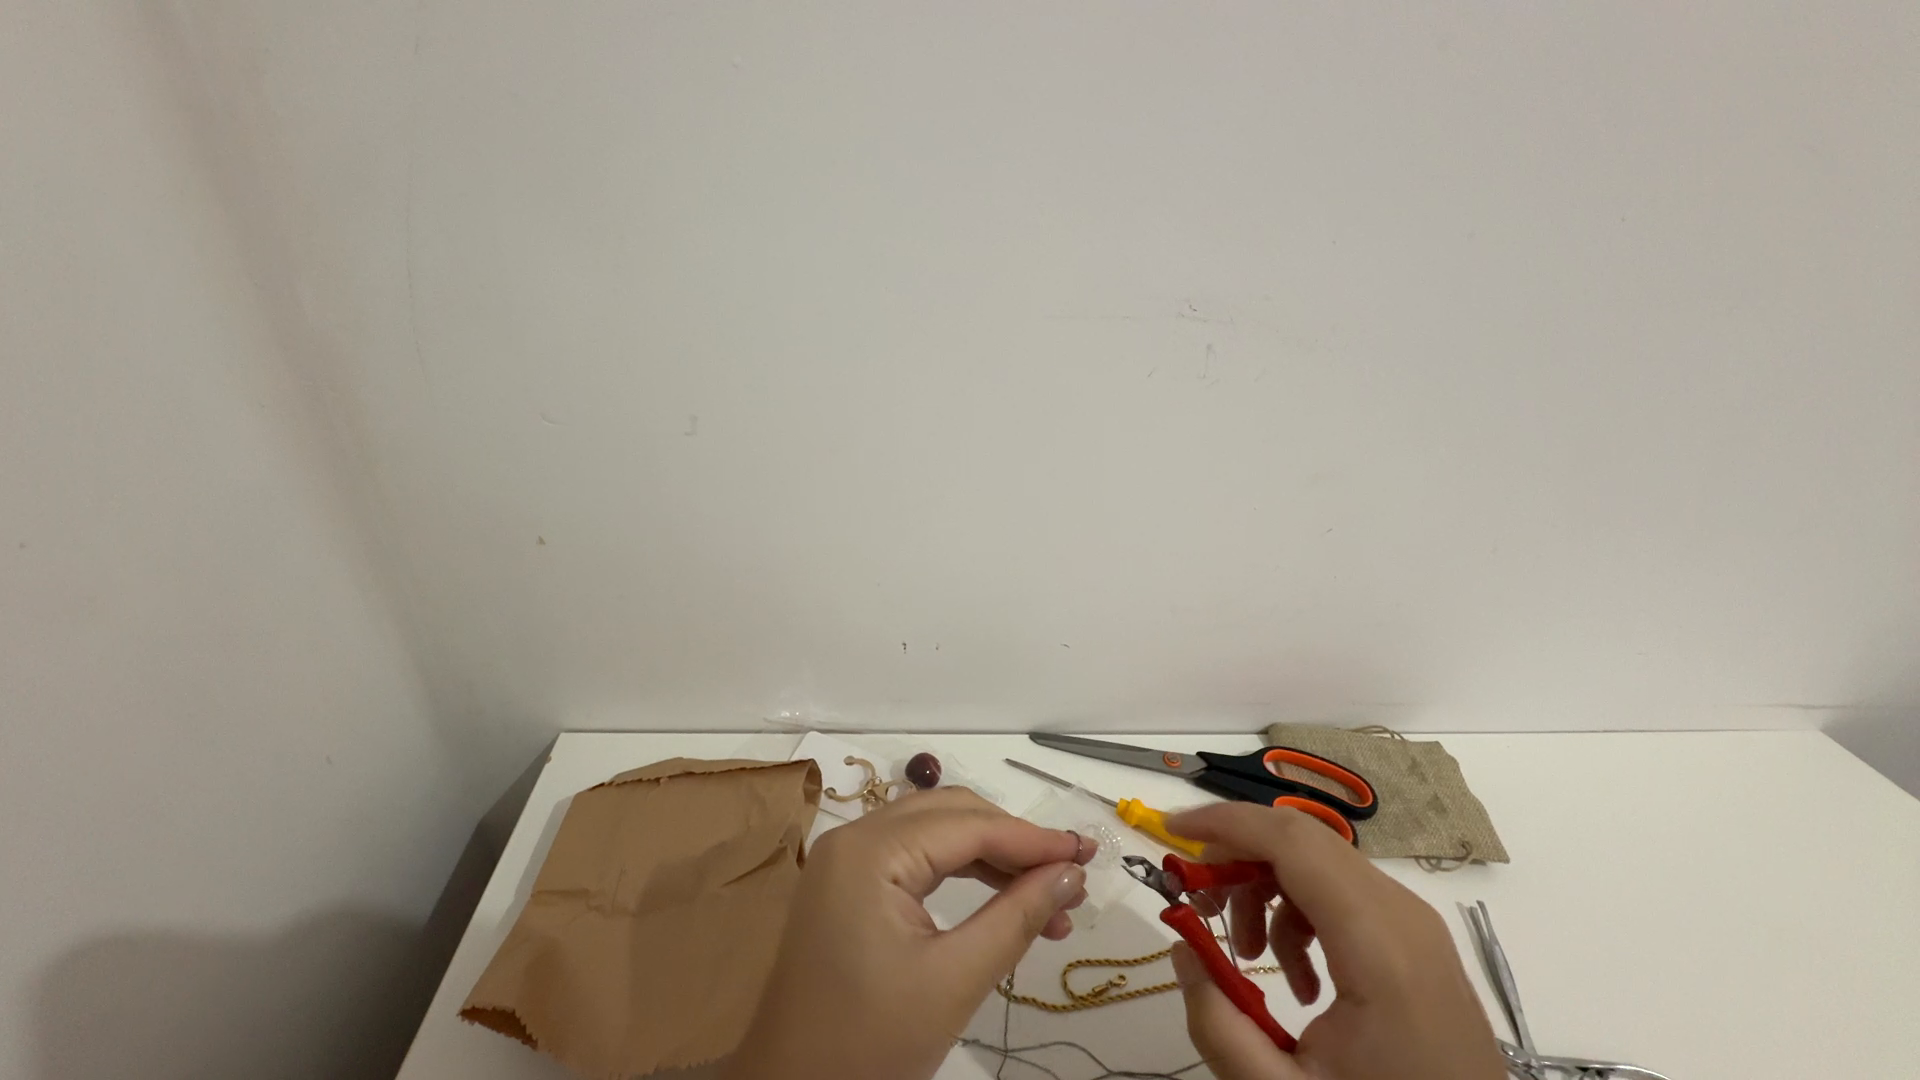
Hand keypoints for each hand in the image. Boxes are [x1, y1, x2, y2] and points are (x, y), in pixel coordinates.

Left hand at [723, 788, 1096, 1079]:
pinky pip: (915, 858)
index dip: (1032, 838)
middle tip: (1071, 872)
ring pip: (936, 833)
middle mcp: (854, 838)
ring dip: (992, 857)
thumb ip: (1017, 917)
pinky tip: (1002, 898)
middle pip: (951, 815)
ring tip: (1049, 896)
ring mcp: (846, 860)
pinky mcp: (848, 884)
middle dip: (1014, 841)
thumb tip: (1072, 873)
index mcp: (869, 851)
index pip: (967, 825)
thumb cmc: (870, 1043)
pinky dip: (961, 872)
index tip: (1087, 853)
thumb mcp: (954, 980)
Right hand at [1163, 803, 1504, 1079]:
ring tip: (1245, 956)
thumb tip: (1183, 948)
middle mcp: (1403, 915)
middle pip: (1301, 841)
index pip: (1290, 841)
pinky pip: (1343, 893)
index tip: (1169, 833)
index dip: (1224, 823)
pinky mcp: (1418, 940)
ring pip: (1319, 863)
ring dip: (1264, 889)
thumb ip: (1217, 1023)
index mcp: (1377, 947)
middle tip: (1195, 903)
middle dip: (1234, 856)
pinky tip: (1295, 978)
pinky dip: (1298, 912)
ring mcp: (1417, 924)